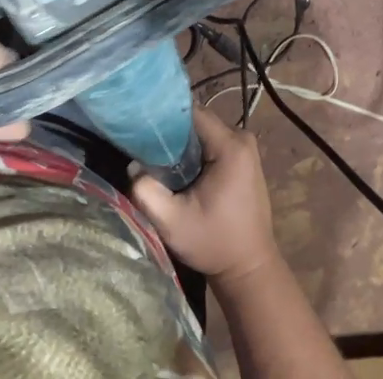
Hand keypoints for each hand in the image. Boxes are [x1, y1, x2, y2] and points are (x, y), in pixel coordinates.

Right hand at [131, 109, 279, 283]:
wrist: (249, 268)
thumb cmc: (214, 244)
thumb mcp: (172, 223)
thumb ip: (147, 192)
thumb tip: (132, 165)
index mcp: (230, 146)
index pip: (190, 113)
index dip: (164, 118)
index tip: (140, 129)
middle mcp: (242, 139)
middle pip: (196, 122)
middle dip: (171, 134)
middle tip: (144, 150)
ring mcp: (245, 149)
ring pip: (203, 132)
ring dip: (181, 145)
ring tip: (157, 161)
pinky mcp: (243, 160)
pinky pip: (212, 143)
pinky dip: (194, 153)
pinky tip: (177, 171)